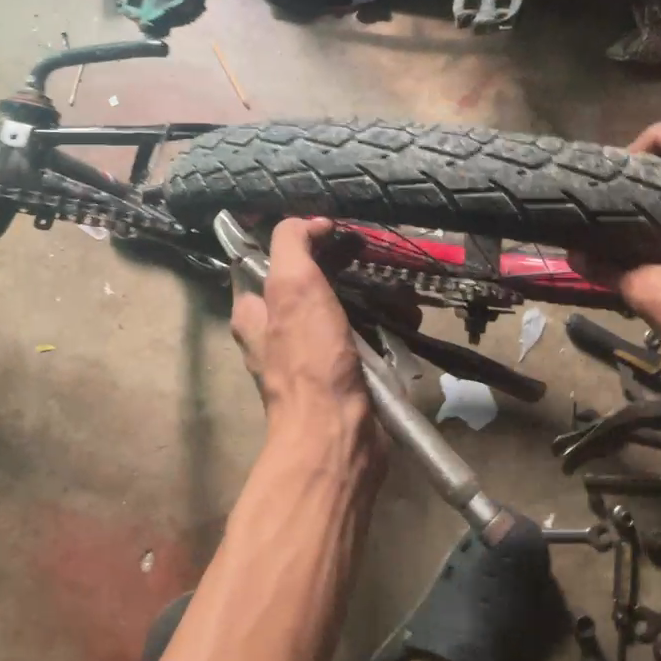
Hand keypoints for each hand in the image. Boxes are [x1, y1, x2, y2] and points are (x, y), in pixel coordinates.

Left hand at [230, 219, 383, 456]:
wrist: (337, 437)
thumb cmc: (308, 360)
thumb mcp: (292, 286)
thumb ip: (292, 243)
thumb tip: (314, 223)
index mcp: (253, 313)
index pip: (264, 260)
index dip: (294, 240)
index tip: (329, 231)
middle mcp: (276, 333)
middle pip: (309, 283)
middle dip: (341, 269)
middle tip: (368, 257)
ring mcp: (311, 357)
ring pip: (340, 309)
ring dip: (371, 297)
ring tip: (397, 289)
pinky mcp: (344, 376)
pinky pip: (364, 339)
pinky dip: (386, 328)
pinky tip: (407, 319)